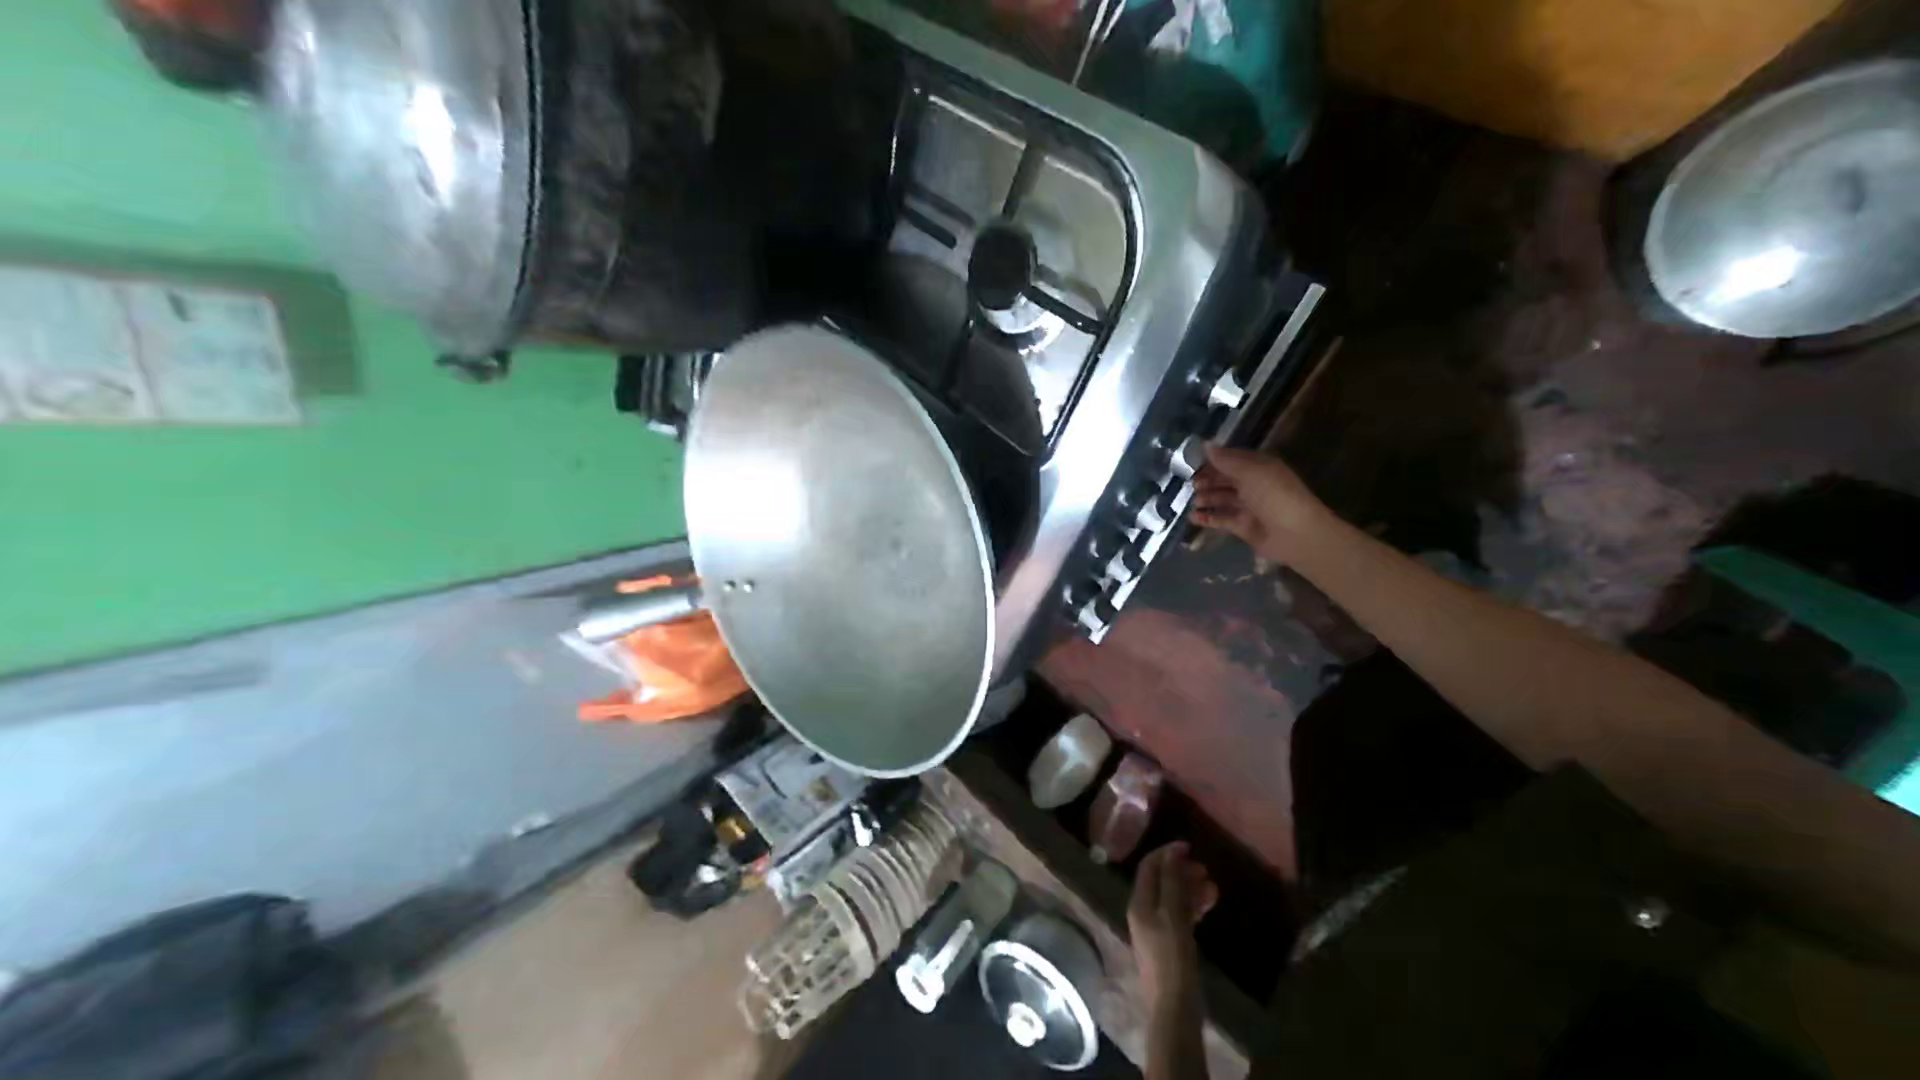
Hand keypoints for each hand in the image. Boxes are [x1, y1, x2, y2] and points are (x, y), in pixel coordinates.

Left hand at [1128, 843, 1217, 1015]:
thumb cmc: (1173, 958)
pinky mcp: (1168, 944)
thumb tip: (1173, 850)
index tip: (1190, 847)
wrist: (1174, 1007)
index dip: (1167, 853)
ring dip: (1189, 888)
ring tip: (1213, 887)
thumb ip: (1171, 882)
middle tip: (1205, 869)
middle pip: (1160, 881)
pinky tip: (1209, 905)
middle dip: (1181, 871)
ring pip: (1171, 898)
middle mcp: (1143, 911)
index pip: (1148, 866)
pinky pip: (1179, 915)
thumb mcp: (1173, 915)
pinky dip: (1192, 906)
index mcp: (1139, 902)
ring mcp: (1155, 928)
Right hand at [1190, 445, 1333, 563]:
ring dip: (1206, 498)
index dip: (1213, 460)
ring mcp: (1248, 506)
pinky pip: (1221, 519)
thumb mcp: (1251, 472)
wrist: (1296, 534)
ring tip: (1192, 501)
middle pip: (1225, 479)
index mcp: (1259, 467)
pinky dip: (1208, 518)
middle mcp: (1253, 484)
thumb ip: (1226, 460)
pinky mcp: (1243, 526)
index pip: (1232, 459)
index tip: (1192, 462)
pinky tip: (1193, 517)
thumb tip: (1205, 444)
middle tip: (1191, 484)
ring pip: (1222, 499)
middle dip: (1208, 480)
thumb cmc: (1274, 496)